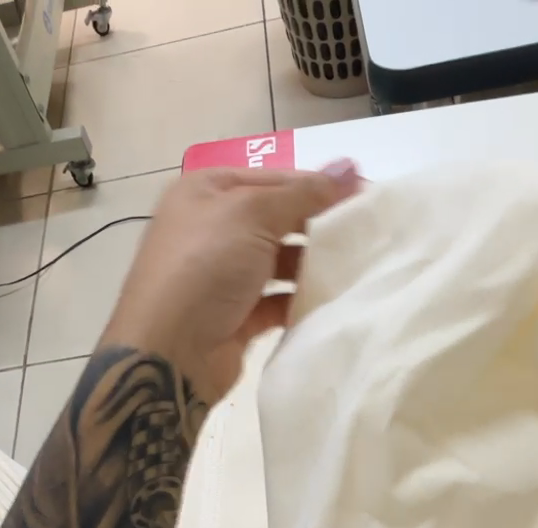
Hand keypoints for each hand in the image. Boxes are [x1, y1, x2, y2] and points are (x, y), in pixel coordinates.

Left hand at [101, 162, 362, 400]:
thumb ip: (304, 194)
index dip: (318, 186)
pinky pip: (276, 302)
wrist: (169, 352)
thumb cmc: (204, 268)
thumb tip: (351, 165)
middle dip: (318, 226)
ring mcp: (222, 276)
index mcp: (207, 191)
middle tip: (368, 235)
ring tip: (357, 268)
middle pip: (278, 219)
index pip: (275, 178)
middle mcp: (212, 229)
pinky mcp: (234, 316)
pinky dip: (300, 301)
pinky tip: (331, 301)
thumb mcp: (252, 214)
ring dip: (312, 266)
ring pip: (279, 262)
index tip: (366, 198)